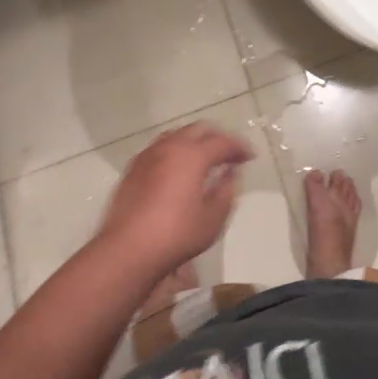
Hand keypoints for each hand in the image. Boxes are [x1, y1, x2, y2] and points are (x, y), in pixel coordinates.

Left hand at [96, 123, 252, 275]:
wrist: (127, 249)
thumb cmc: (176, 235)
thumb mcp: (212, 219)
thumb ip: (226, 191)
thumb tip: (230, 173)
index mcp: (193, 155)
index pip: (223, 141)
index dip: (239, 147)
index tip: (250, 157)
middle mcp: (170, 146)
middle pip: (199, 129)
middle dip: (217, 138)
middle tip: (229, 154)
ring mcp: (148, 155)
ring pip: (176, 135)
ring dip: (194, 141)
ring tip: (204, 159)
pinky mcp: (133, 167)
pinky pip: (159, 148)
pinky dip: (175, 150)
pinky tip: (177, 169)